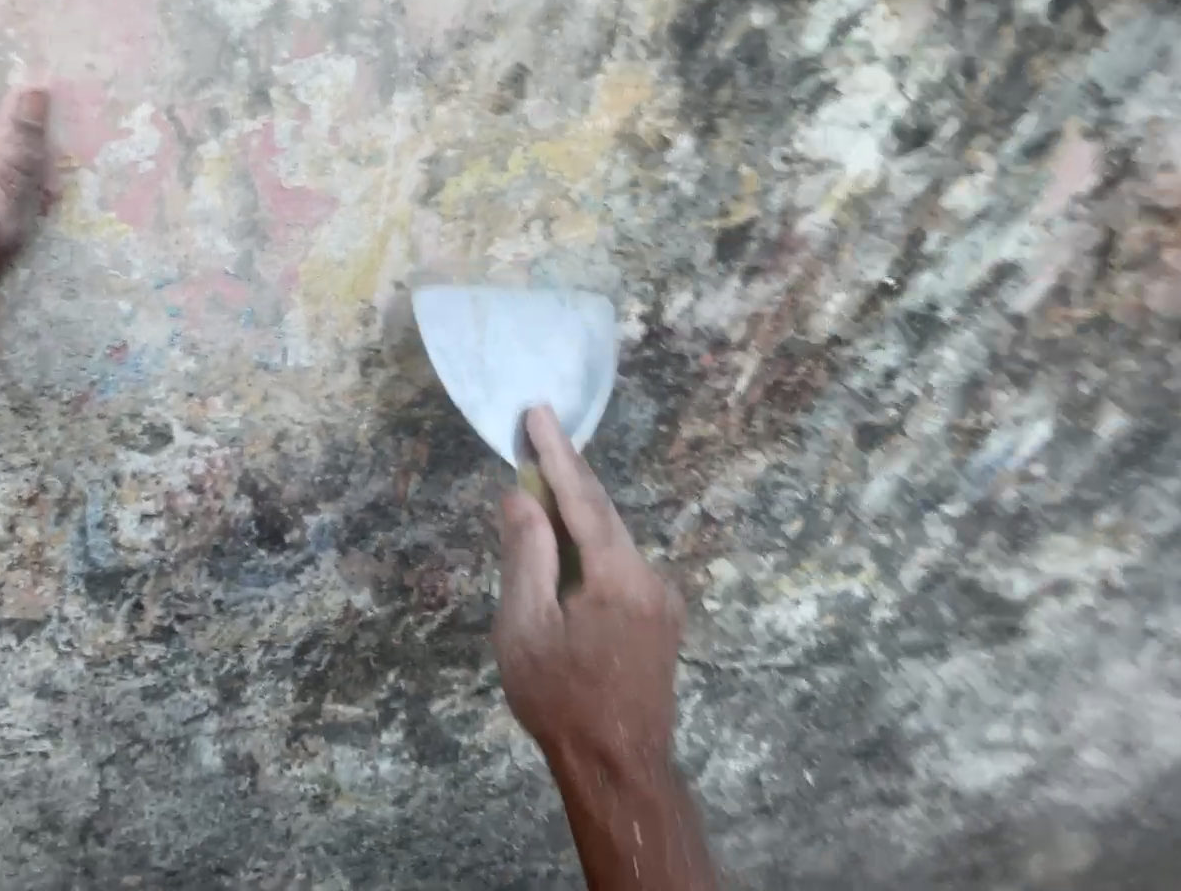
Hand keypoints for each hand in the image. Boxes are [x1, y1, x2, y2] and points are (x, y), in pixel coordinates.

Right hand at [493, 406, 686, 769]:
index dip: (556, 454)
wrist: (617, 767)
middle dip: (566, 470)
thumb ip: (525, 555)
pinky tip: (561, 541)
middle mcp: (650, 577)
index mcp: (618, 578)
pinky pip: (617, 560)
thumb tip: (519, 496)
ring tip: (537, 481)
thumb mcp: (524, 626)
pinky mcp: (659, 616)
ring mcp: (661, 598)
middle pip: (603, 512)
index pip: (583, 500)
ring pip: (611, 536)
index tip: (538, 412)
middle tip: (535, 428)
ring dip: (574, 508)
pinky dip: (586, 540)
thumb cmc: (558, 697)